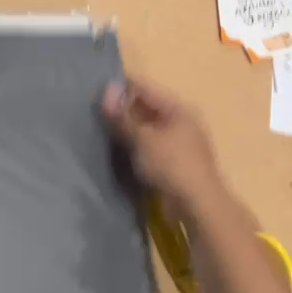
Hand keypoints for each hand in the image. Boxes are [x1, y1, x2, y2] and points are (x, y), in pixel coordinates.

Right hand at [102, 78, 224, 206]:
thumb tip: (106, 89)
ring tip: (101, 129)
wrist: (197, 205)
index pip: (144, 87)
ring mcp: (179, 140)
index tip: (94, 92)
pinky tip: (117, 147)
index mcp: (178, 108)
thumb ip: (122, 115)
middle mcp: (181, 120)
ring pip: (146, 126)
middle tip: (94, 112)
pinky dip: (134, 143)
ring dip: (126, 128)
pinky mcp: (174, 159)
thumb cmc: (171, 165)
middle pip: (146, 106)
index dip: (120, 87)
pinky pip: (148, 143)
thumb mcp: (142, 138)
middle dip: (122, 108)